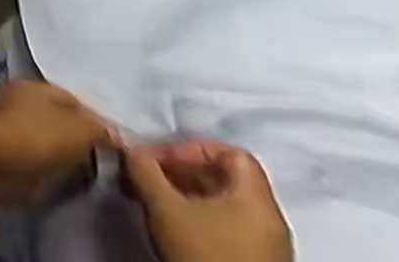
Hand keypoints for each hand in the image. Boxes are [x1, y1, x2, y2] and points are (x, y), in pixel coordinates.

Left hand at [0, 80, 116, 178]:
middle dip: (78, 136)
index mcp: (35, 85)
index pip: (73, 99)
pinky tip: (62, 175)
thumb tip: (112, 134)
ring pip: (45, 134)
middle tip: (100, 159)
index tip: (113, 144)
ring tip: (85, 170)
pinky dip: (47, 161)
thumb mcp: (82, 129)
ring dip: (61, 150)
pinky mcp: (3, 145)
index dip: (95, 120)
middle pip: (58, 117)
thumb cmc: (42, 135)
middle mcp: (19, 97)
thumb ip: (100, 128)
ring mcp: (8, 121)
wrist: (1, 159)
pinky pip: (34, 151)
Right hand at [125, 141, 293, 261]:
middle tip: (146, 174)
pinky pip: (225, 223)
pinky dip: (195, 213)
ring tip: (150, 196)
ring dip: (182, 191)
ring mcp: (265, 245)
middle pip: (224, 176)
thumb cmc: (203, 252)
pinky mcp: (254, 261)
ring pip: (222, 201)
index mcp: (257, 200)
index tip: (160, 159)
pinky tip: (169, 221)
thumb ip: (143, 168)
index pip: (232, 153)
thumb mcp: (164, 205)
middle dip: (179, 169)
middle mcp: (269, 219)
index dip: (193, 148)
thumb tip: (129, 149)